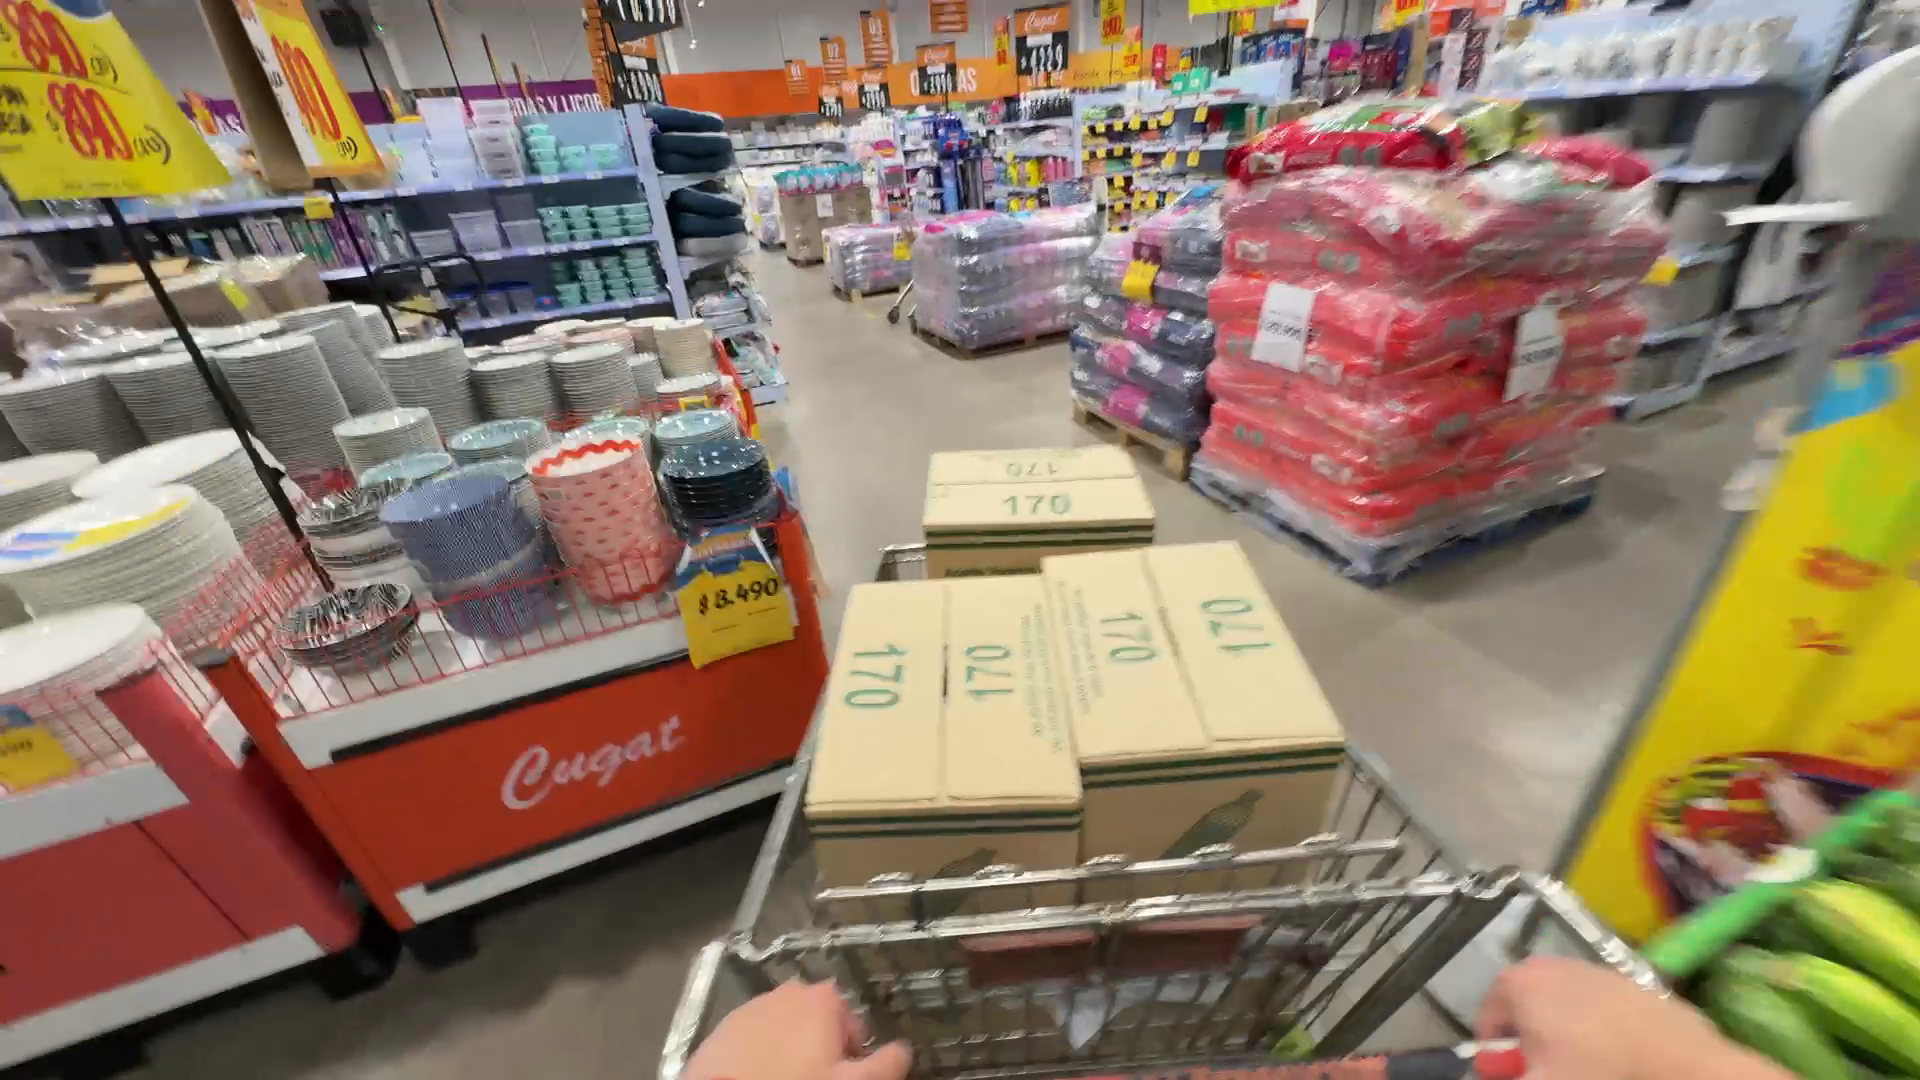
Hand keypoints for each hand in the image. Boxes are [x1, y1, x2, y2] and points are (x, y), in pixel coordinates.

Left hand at [684, 980, 911, 1079]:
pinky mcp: (722, 1029)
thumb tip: (905, 1050)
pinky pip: (751, 1042)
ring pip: (783, 1032)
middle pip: (817, 1025)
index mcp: (824, 999)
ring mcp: (753, 1008)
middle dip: (819, 1051)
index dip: (853, 1056)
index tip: (844, 1078)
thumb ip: (885, 1065)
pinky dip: (756, 1058)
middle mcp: (790, 992)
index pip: (853, 1026)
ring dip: (787, 1053)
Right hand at [1476, 957, 1787, 1079]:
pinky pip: (1611, 1016)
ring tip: (1601, 1071)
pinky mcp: (1638, 988)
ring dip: (1575, 1041)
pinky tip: (1632, 1064)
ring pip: (1570, 1013)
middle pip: (1529, 1015)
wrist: (1693, 1073)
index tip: (1520, 1079)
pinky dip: (1613, 1038)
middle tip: (1559, 1075)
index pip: (1488, 1026)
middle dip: (1538, 1048)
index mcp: (1515, 983)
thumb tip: (1493, 1076)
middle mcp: (1548, 966)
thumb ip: (1508, 1078)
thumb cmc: (1600, 1072)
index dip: (1500, 1062)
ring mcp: (1596, 972)